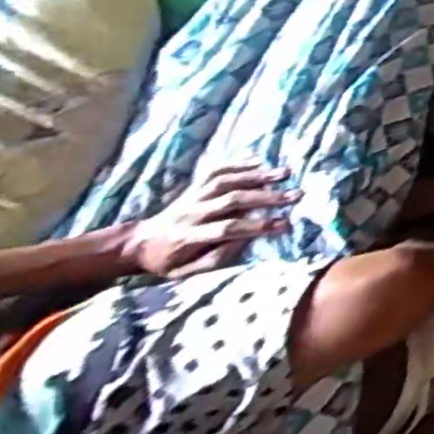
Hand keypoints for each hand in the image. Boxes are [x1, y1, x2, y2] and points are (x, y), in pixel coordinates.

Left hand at [121, 163, 298, 278]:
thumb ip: (216, 258)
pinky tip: (261, 161)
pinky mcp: (195, 186)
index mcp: (188, 236)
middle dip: (267, 197)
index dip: (258, 225)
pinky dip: (240, 163)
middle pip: (232, 200)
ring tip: (285, 173)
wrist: (138, 243)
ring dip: (258, 175)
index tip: (286, 224)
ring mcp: (192, 196)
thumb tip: (247, 241)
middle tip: (295, 194)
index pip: (228, 228)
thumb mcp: (184, 272)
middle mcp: (191, 212)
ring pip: (227, 181)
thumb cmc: (167, 261)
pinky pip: (218, 171)